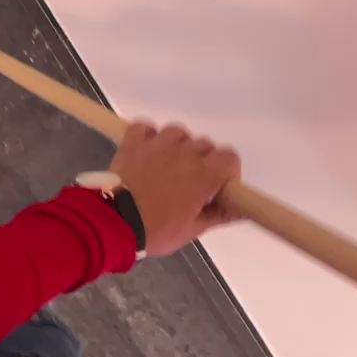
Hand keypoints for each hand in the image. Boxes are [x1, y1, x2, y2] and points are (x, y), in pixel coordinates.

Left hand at [110, 121, 243, 255]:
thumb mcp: (193, 229)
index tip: (217, 185)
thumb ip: (220, 215)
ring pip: (177, 132)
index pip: (230, 157)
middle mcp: (184, 153)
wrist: (114, 221)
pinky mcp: (133, 141)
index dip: (227, 170)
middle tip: (189, 182)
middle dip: (201, 161)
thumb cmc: (156, 229)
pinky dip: (147, 135)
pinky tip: (146, 150)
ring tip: (167, 165)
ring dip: (177, 145)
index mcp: (204, 174)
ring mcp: (157, 144)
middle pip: (204, 145)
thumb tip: (242, 209)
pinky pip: (144, 127)